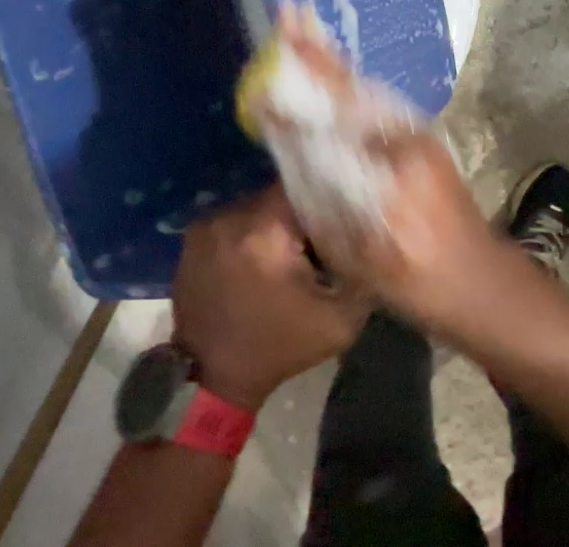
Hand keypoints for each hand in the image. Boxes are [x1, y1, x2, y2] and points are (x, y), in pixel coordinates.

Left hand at [172, 186, 370, 409]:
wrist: (211, 377)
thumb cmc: (279, 348)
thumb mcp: (340, 320)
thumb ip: (361, 273)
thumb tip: (374, 241)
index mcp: (265, 231)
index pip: (308, 190)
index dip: (329, 204)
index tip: (341, 227)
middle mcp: (231, 216)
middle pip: (281, 196)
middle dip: (302, 216)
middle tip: (318, 244)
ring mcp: (207, 224)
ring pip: (258, 206)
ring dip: (276, 223)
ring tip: (290, 255)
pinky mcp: (193, 236)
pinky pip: (236, 220)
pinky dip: (253, 233)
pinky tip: (262, 262)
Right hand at [248, 7, 511, 329]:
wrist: (477, 275)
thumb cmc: (410, 281)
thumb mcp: (352, 253)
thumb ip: (319, 197)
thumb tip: (288, 143)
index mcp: (383, 185)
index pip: (329, 134)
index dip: (296, 104)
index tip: (265, 82)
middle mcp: (405, 148)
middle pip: (352, 95)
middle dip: (317, 56)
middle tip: (289, 15)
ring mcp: (420, 135)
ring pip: (367, 91)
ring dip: (333, 59)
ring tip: (302, 23)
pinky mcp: (425, 133)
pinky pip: (379, 100)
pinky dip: (350, 78)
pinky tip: (332, 61)